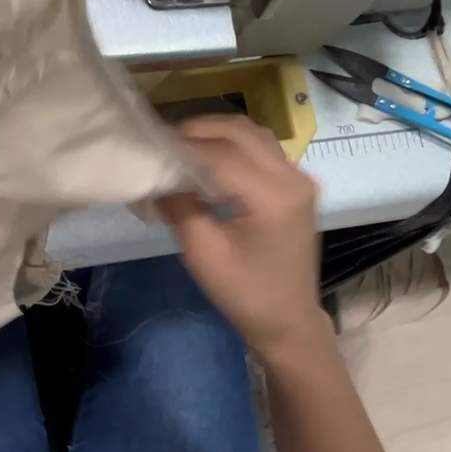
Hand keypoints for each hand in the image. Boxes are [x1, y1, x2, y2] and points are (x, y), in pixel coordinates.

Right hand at [159, 117, 330, 357]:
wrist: (288, 320)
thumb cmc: (245, 295)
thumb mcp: (203, 254)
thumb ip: (180, 207)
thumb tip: (159, 176)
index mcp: (273, 197)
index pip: (221, 154)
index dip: (183, 146)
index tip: (151, 145)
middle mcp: (293, 178)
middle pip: (239, 132)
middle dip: (198, 131)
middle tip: (162, 142)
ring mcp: (299, 178)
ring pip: (253, 133)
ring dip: (216, 133)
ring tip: (182, 146)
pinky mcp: (297, 184)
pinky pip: (262, 149)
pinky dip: (232, 145)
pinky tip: (207, 158)